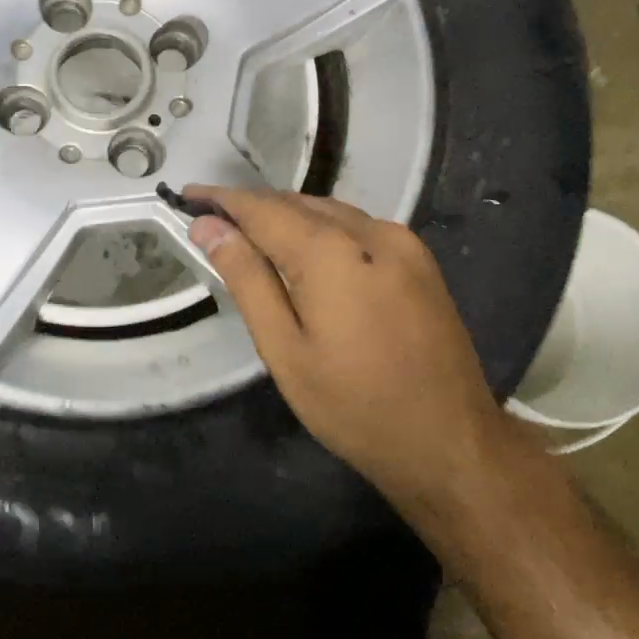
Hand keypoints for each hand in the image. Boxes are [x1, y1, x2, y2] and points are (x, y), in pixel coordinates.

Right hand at [184, 185, 506, 502]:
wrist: (449, 441)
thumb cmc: (353, 406)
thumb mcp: (284, 349)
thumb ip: (247, 279)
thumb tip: (209, 227)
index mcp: (333, 252)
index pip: (263, 208)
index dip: (222, 200)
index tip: (188, 196)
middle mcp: (372, 232)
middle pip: (298, 204)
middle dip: (252, 207)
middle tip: (211, 221)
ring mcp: (404, 244)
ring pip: (331, 212)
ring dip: (287, 216)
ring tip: (248, 235)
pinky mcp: (421, 262)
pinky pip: (359, 228)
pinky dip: (322, 229)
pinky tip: (304, 252)